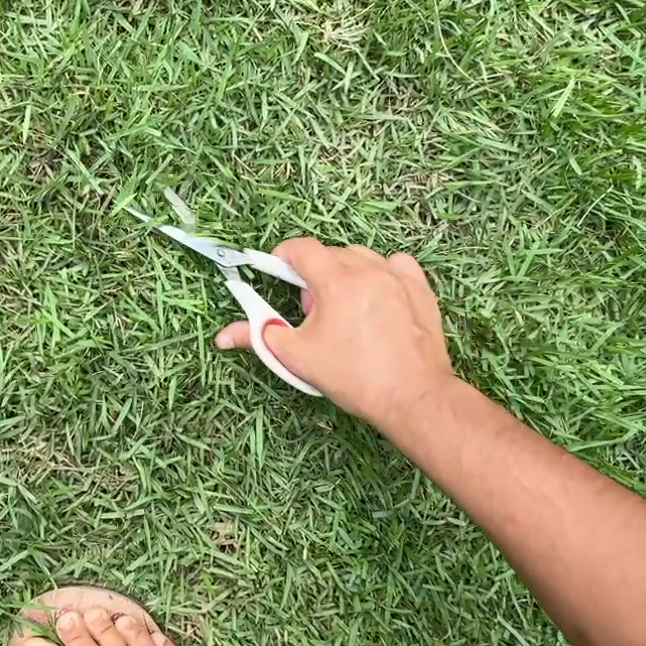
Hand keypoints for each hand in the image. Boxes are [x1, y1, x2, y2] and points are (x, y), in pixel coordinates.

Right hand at [215, 239, 455, 427]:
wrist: (413, 397)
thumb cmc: (353, 376)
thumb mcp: (296, 356)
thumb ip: (258, 336)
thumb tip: (223, 336)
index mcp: (337, 282)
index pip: (302, 248)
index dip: (283, 256)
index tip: (276, 271)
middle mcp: (369, 271)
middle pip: (330, 254)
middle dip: (312, 274)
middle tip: (310, 308)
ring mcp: (399, 278)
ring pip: (362, 257)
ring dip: (344, 272)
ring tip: (342, 306)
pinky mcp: (421, 291)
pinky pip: (396, 266)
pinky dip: (381, 273)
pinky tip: (376, 298)